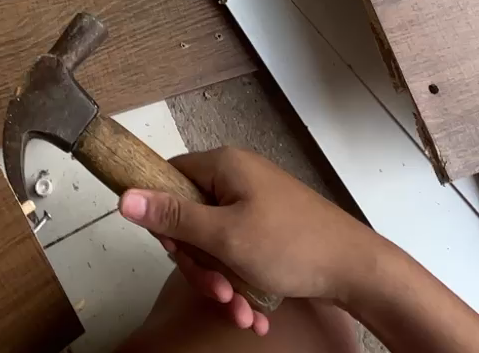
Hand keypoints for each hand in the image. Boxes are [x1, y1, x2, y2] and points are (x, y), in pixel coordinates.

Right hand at [118, 148, 384, 334]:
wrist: (354, 267)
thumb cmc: (290, 244)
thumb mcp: (225, 236)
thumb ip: (173, 217)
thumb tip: (124, 195)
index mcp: (223, 165)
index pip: (171, 177)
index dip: (163, 215)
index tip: (173, 251)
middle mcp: (237, 177)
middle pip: (191, 217)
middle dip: (200, 264)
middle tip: (215, 291)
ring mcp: (254, 201)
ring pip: (215, 241)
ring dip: (222, 281)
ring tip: (241, 312)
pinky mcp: (269, 226)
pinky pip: (239, 251)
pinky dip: (242, 281)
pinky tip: (254, 313)